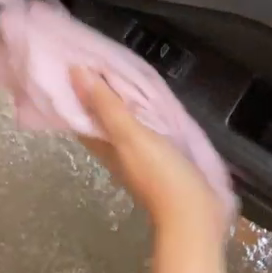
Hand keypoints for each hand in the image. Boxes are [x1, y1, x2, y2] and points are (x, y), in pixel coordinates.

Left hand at [74, 69, 226, 246]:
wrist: (195, 213)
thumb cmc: (160, 174)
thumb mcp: (130, 136)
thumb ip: (106, 106)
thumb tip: (76, 71)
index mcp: (105, 146)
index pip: (81, 115)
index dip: (76, 91)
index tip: (77, 62)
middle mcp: (119, 151)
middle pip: (103, 118)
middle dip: (101, 93)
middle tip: (104, 59)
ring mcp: (143, 156)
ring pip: (126, 124)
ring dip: (125, 102)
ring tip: (129, 71)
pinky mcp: (165, 158)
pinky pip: (149, 129)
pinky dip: (147, 113)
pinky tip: (156, 101)